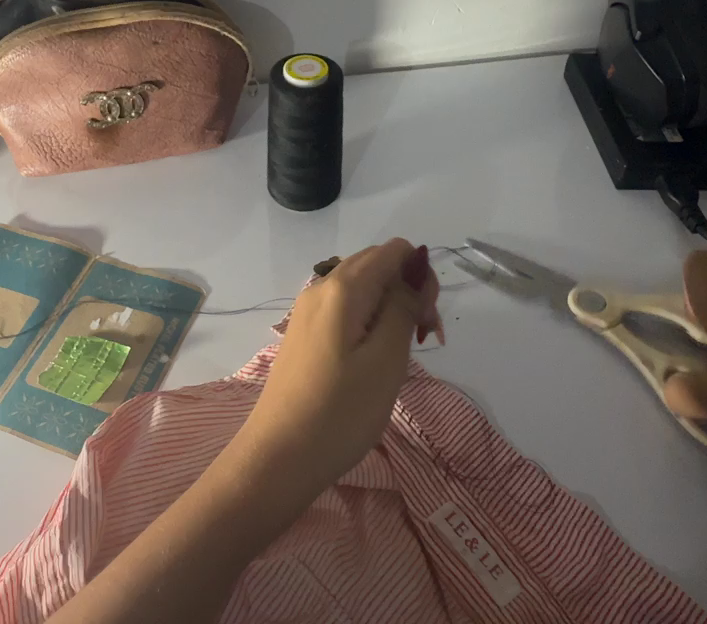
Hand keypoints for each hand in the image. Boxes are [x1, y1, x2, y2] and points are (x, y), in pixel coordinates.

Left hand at [224, 239, 439, 503]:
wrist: (279, 456)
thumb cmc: (340, 411)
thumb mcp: (386, 359)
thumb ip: (405, 305)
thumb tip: (418, 264)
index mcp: (343, 287)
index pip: (394, 251)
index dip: (421, 277)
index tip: (427, 322)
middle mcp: (321, 287)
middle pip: (377, 265)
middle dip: (408, 291)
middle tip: (422, 340)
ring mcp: (308, 310)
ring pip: (362, 287)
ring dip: (391, 308)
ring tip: (401, 354)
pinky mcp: (304, 333)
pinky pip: (345, 308)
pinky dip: (368, 321)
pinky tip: (374, 358)